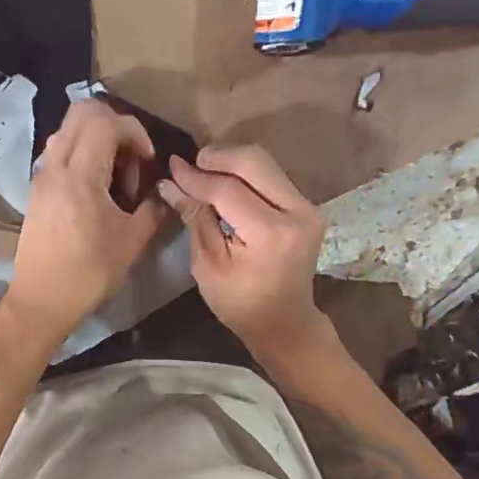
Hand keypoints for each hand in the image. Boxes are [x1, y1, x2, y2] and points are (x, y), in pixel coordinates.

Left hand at [2, 102, 168, 342]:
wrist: (41, 301)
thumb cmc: (89, 274)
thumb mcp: (133, 242)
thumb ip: (154, 207)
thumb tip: (164, 190)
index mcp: (79, 176)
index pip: (106, 121)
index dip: (135, 132)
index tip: (147, 162)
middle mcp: (54, 167)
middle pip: (82, 112)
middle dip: (115, 126)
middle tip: (131, 161)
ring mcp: (41, 177)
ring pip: (69, 131)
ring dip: (96, 141)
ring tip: (113, 180)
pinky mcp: (36, 190)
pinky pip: (59, 153)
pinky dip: (81, 157)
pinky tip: (95, 192)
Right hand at [157, 145, 329, 364]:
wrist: (283, 321)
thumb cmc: (238, 302)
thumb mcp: (207, 264)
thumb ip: (194, 218)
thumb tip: (170, 184)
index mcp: (271, 233)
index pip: (228, 190)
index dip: (196, 177)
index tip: (171, 167)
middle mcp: (298, 212)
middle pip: (255, 163)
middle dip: (218, 157)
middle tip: (190, 163)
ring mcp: (308, 207)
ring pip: (266, 164)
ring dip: (231, 162)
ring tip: (202, 171)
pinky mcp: (306, 206)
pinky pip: (272, 176)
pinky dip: (245, 173)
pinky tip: (223, 181)